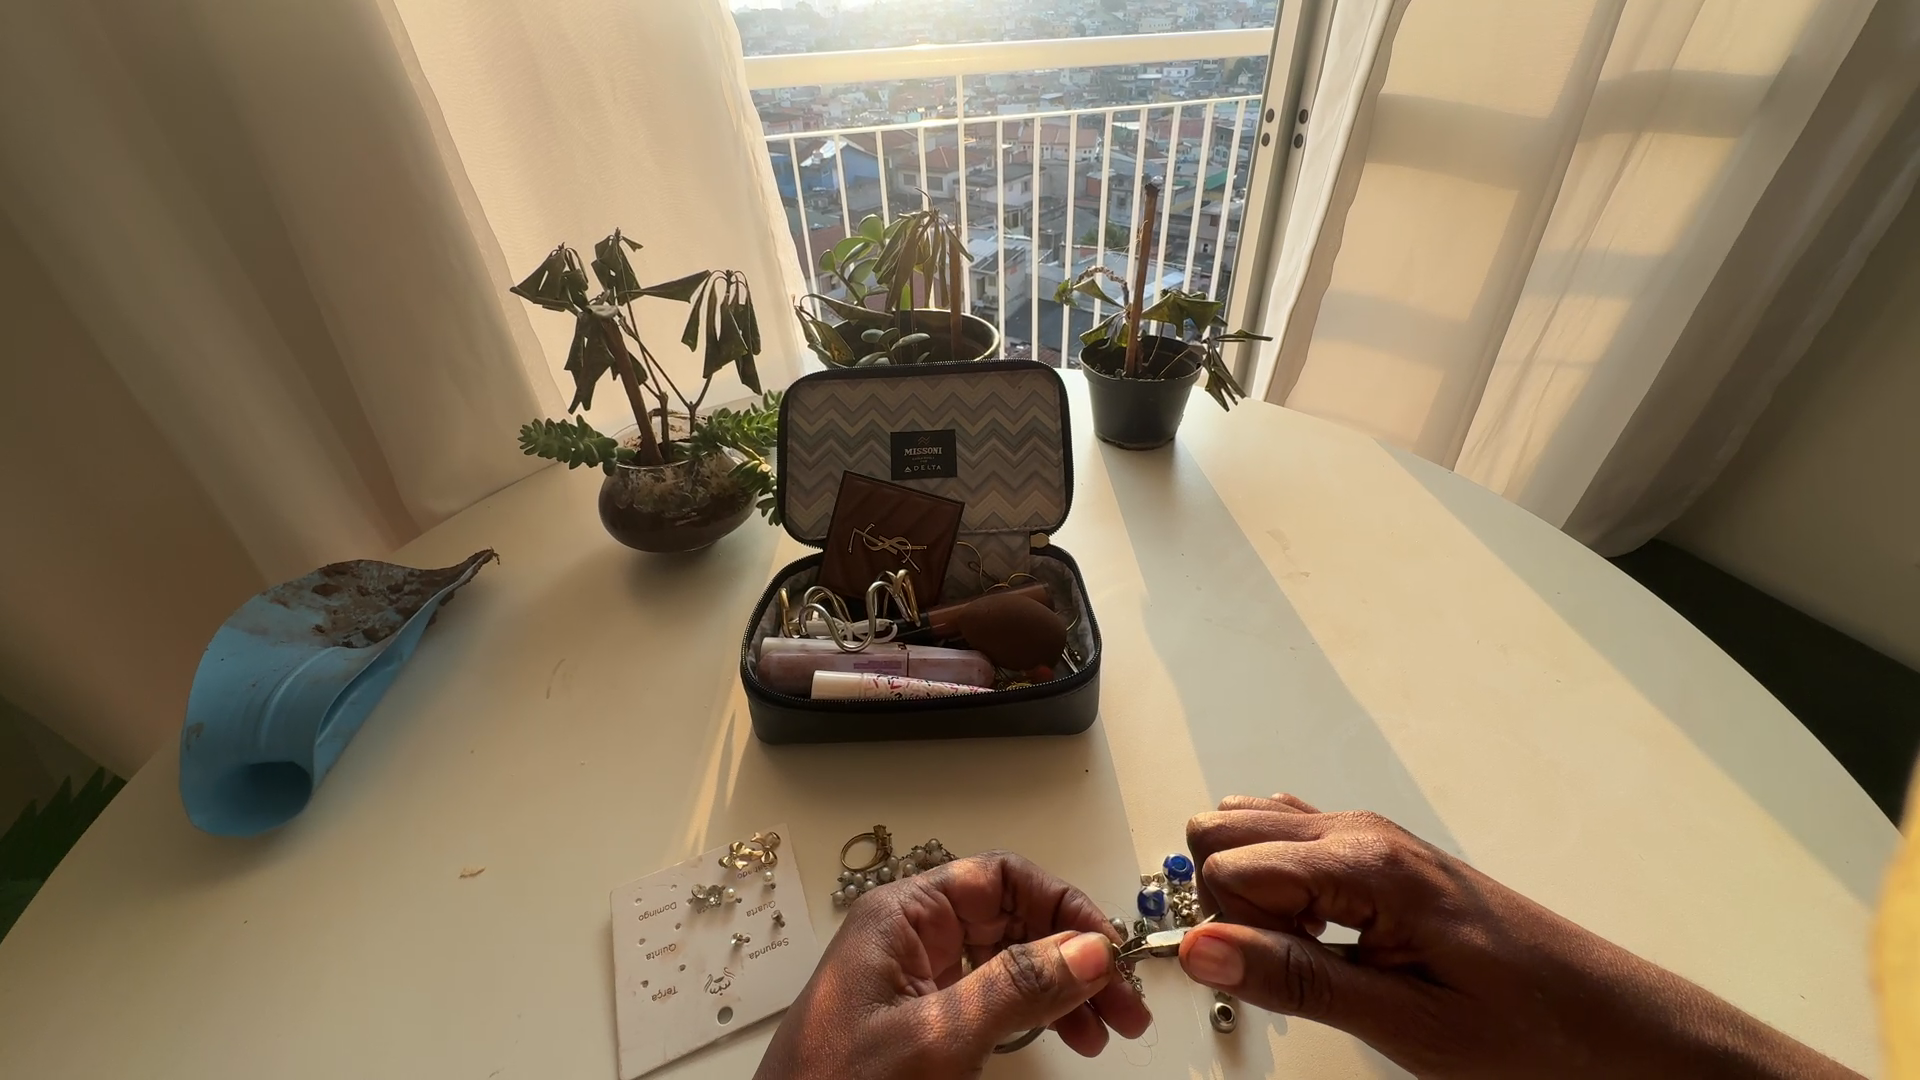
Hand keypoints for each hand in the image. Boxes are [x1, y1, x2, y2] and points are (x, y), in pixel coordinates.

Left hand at [755, 851, 1151, 1079]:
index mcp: (905, 912)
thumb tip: (1092, 947)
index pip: (999, 877)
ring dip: (1060, 987)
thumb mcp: (939, 1037)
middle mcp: (913, 932)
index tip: (1106, 949)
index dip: (1059, 905)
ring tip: (1104, 1031)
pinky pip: (991, 996)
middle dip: (1069, 953)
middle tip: (1121, 1004)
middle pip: (1010, 917)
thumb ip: (1017, 987)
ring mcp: (916, 975)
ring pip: (1007, 958)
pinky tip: (1064, 1035)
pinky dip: (1033, 1014)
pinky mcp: (921, 1016)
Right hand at [1180, 796, 1859, 1079]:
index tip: (1274, 975)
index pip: (1226, 868)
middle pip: (1217, 828)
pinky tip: (1314, 920)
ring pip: (1241, 821)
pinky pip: (1283, 828)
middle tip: (1285, 958)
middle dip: (1225, 897)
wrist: (1627, 1028)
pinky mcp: (1371, 844)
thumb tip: (1197, 949)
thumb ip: (1293, 980)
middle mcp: (1352, 828)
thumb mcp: (1408, 1028)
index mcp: (1360, 864)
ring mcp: (1361, 829)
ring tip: (1305, 943)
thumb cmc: (1533, 1035)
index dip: (1231, 929)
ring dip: (1246, 882)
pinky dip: (1271, 870)